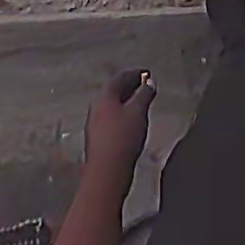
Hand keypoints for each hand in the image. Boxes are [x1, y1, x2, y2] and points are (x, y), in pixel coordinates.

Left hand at [83, 69, 154, 194]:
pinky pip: (112, 118)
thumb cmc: (123, 136)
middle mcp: (96, 108)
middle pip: (113, 92)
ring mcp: (95, 124)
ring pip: (112, 106)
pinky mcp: (99, 139)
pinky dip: (123, 113)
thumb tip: (149, 83)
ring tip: (142, 101)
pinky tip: (133, 120)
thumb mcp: (138, 111)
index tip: (146, 73)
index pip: (118, 78)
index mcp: (104, 97)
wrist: (107, 171)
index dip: (133, 74)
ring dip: (126, 101)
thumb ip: (145, 94)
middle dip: (129, 86)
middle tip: (144, 84)